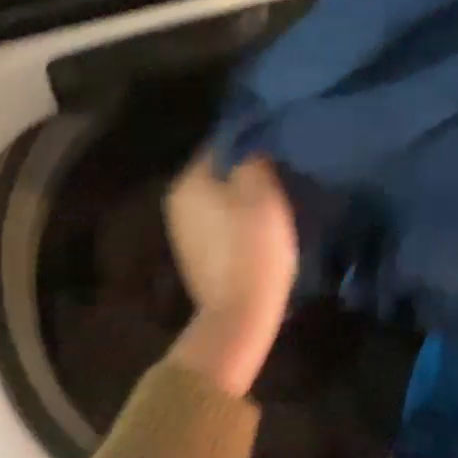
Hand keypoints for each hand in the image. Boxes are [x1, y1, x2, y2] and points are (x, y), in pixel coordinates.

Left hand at [162, 153, 298, 395]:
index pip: (221, 145)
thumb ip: (253, 158)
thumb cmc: (253, 246)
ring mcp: (183, 233)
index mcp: (188, 181)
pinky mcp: (196, 257)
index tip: (277, 150)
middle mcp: (177, 202)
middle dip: (245, 173)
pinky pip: (219, 228)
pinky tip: (260, 234)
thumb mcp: (262, 191)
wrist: (239, 313)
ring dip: (242, 201)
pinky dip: (237, 226)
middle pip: (217, 175)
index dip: (251, 144)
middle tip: (280, 177)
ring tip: (275, 205)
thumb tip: (251, 147)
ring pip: (218, 202)